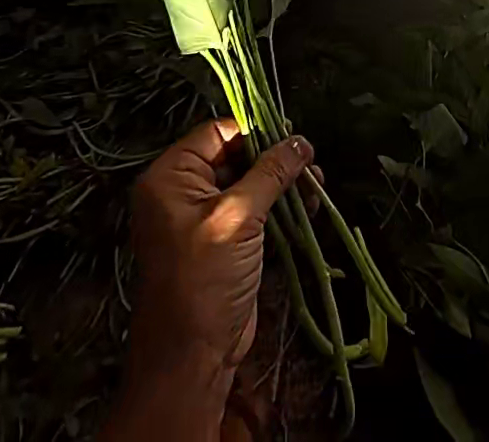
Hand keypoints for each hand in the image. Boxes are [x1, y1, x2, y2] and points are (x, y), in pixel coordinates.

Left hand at [101, 119, 312, 440]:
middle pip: (235, 156)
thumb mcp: (237, 217)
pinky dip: (278, 206)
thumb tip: (301, 141)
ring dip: (282, 183)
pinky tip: (308, 204)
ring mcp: (203, 216)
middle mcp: (183, 190)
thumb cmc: (205, 278)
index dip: (255, 131)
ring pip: (249, 183)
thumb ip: (270, 173)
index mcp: (171, 176)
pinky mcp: (223, 239)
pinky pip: (252, 209)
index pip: (217, 133)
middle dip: (275, 159)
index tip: (293, 136)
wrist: (192, 357)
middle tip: (312, 163)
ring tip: (317, 184)